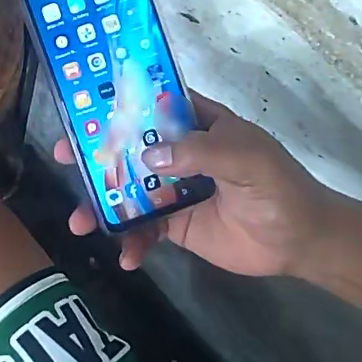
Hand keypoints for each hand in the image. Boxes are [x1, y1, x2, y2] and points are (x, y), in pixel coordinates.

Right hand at [55, 90, 339, 276]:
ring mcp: (177, 190)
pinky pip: (146, 230)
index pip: (156, 104)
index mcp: (201, 125)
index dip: (123, 103)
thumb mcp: (246, 159)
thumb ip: (200, 152)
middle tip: (63, 157)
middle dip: (98, 153)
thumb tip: (149, 156)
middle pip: (133, 147)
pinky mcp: (178, 225)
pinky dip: (133, 243)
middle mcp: (183, 153)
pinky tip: (127, 259)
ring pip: (131, 191)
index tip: (86, 107)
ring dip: (103, 205)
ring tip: (80, 224)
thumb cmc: (278, 187)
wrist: (299, 240)